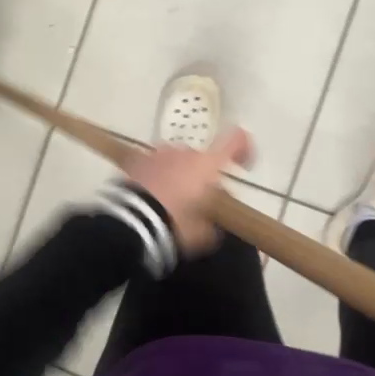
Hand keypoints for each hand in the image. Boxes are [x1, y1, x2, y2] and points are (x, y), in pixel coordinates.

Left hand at [120, 130, 252, 255]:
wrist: (129, 222)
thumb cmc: (173, 225)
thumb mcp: (201, 234)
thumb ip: (212, 224)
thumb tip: (212, 221)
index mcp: (206, 165)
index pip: (235, 141)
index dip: (244, 147)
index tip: (244, 163)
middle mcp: (185, 152)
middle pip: (202, 158)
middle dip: (201, 175)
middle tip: (196, 201)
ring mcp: (160, 152)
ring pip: (177, 159)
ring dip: (178, 174)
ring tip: (170, 199)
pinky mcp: (137, 158)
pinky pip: (155, 163)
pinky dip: (157, 174)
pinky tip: (151, 194)